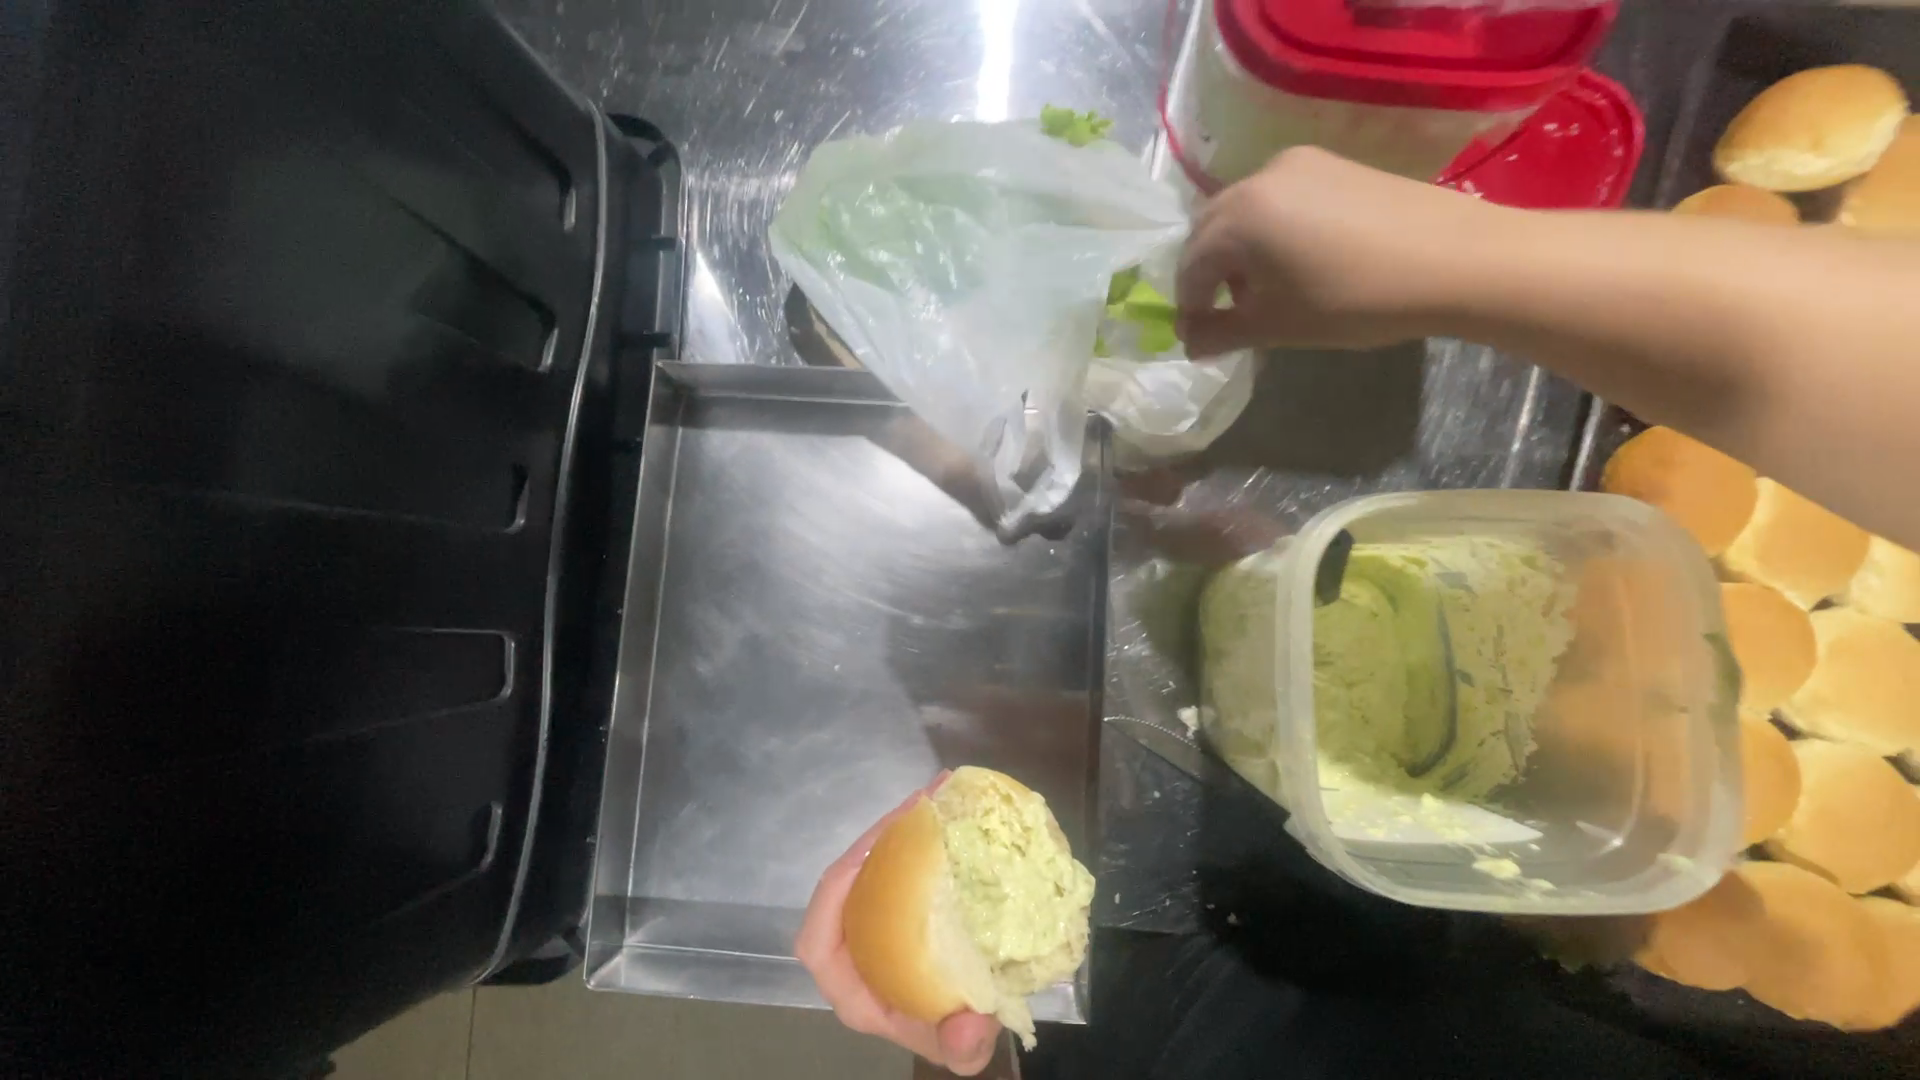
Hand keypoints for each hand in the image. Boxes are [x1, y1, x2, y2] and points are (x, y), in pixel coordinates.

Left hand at [795, 775, 1002, 1074]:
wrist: (968, 1027)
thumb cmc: (949, 1036)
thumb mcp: (959, 1052)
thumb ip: (959, 1047)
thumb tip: (971, 1025)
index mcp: (854, 983)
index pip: (817, 940)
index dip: (831, 897)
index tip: (864, 858)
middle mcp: (858, 946)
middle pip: (849, 886)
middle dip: (878, 840)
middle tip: (920, 803)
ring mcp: (879, 921)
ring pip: (877, 866)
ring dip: (903, 829)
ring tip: (939, 795)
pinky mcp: (901, 905)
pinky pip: (902, 866)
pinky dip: (922, 838)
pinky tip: (950, 816)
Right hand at [1176, 146, 1495, 356]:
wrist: (1456, 260)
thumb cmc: (1352, 300)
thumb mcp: (1275, 327)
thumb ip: (1219, 333)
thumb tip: (1188, 342)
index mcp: (1237, 217)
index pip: (1189, 265)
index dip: (1189, 306)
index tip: (1200, 337)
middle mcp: (1258, 178)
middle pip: (1209, 231)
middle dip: (1207, 274)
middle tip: (1224, 313)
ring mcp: (1299, 164)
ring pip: (1243, 212)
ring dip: (1236, 252)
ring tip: (1262, 290)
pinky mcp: (1333, 164)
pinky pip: (1277, 199)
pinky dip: (1268, 231)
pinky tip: (1294, 261)